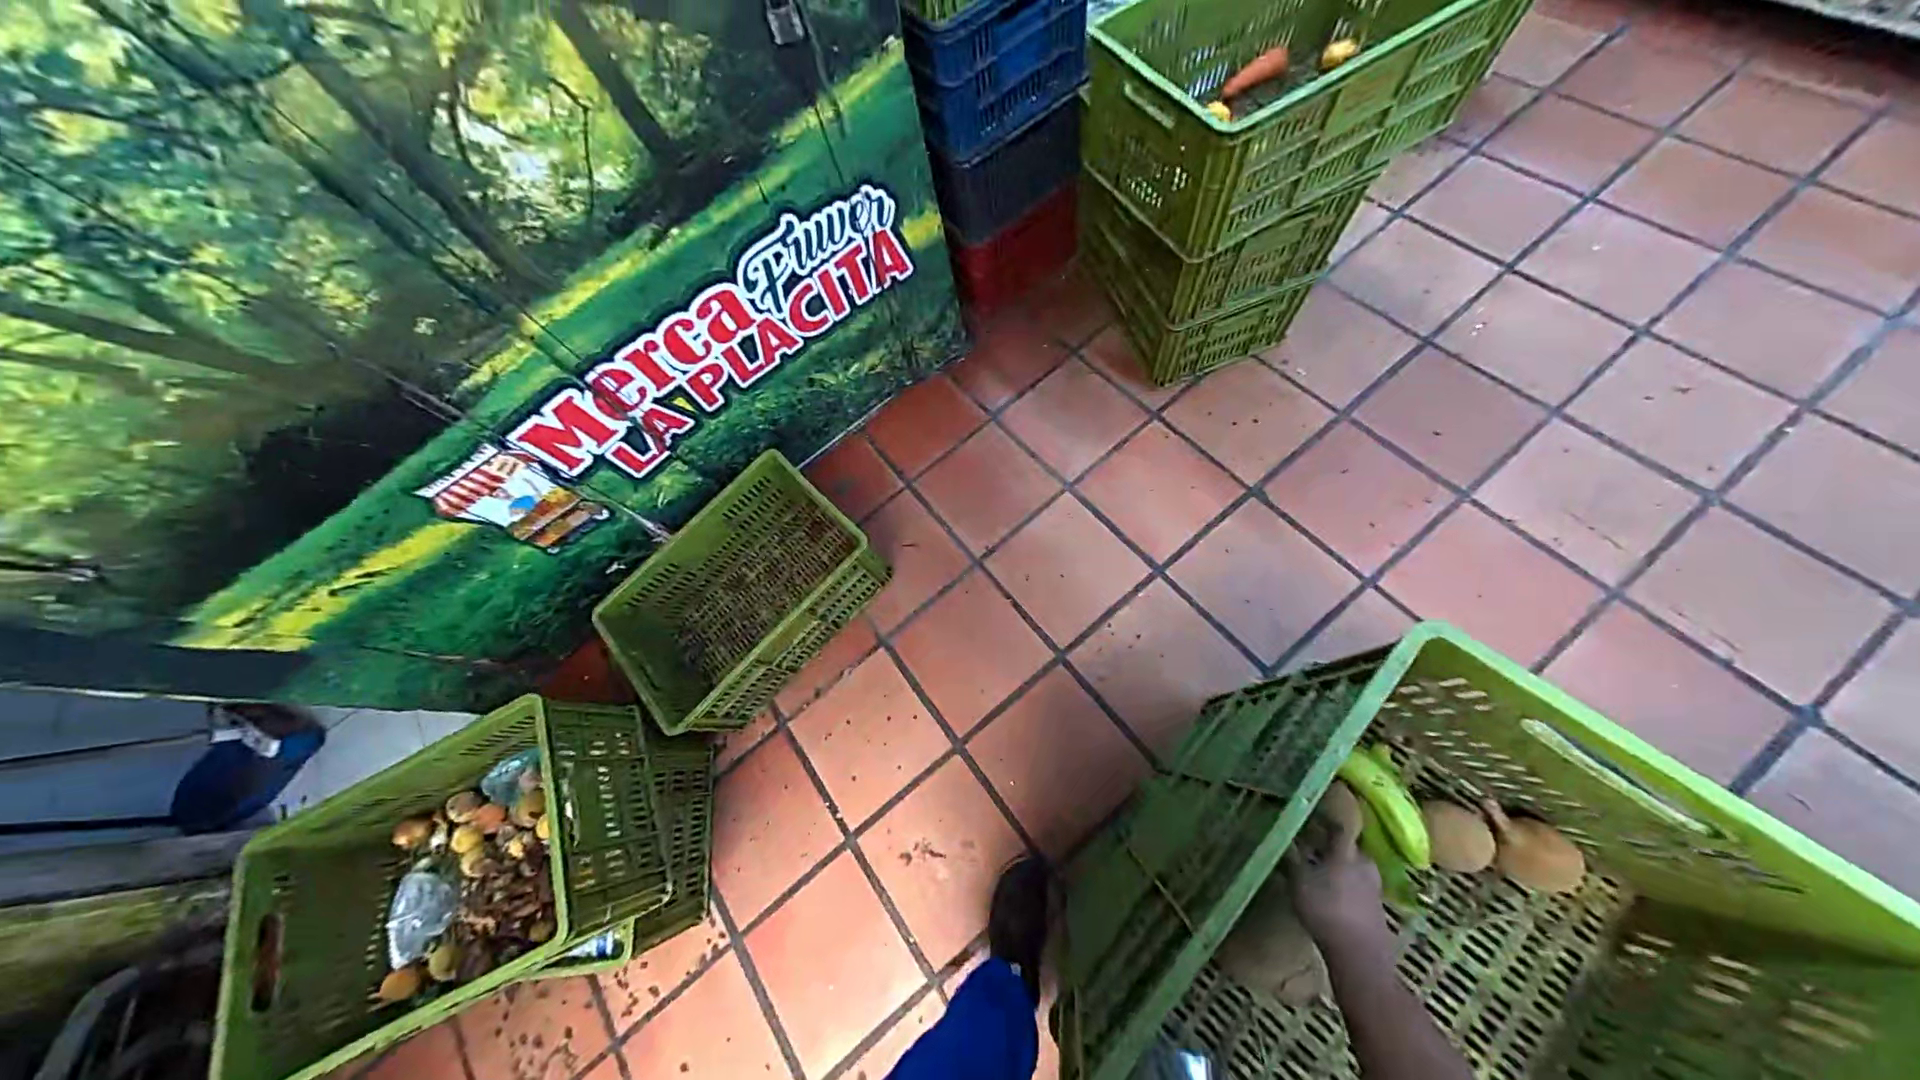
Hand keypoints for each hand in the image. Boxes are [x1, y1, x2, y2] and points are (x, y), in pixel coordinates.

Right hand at [1286, 786, 1389, 953]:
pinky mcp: (1376, 906)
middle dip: (1328, 843)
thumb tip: (1278, 836)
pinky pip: (1356, 884)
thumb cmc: (1326, 910)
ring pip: (1351, 865)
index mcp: (1346, 851)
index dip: (1325, 816)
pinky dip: (1342, 882)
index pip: (1338, 825)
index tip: (1310, 810)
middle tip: (1307, 841)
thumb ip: (1290, 857)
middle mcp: (1364, 863)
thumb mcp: (1299, 881)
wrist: (1360, 955)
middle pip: (1346, 846)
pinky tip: (1329, 891)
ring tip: (1315, 867)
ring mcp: (1374, 886)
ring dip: (1335, 863)